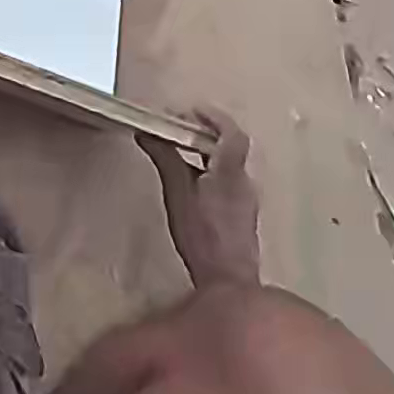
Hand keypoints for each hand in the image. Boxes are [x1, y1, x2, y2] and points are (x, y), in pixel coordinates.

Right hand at [136, 109, 259, 286]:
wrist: (229, 282)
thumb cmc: (201, 236)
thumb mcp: (177, 194)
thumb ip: (166, 160)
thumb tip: (147, 133)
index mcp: (231, 174)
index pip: (233, 134)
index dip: (214, 118)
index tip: (189, 111)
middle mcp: (244, 182)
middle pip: (230, 146)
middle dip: (203, 131)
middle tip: (175, 127)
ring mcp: (246, 199)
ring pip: (228, 162)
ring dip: (205, 149)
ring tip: (177, 148)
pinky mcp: (242, 213)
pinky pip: (227, 178)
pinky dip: (209, 167)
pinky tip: (189, 176)